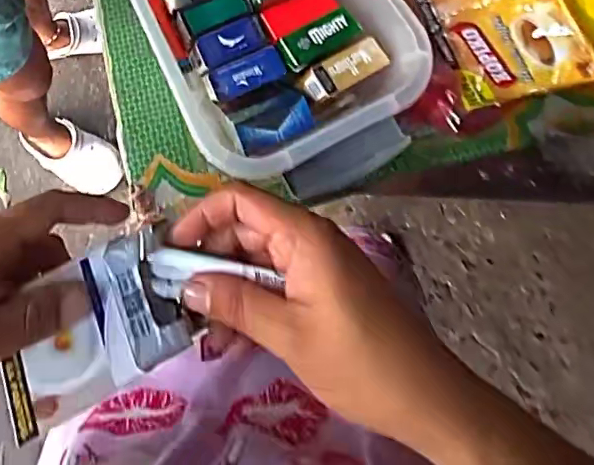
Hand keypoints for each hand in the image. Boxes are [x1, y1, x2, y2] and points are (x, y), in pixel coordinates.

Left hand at [0, 192, 125, 458]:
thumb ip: (34, 317)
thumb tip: (87, 293)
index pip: (50, 208)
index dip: (91, 209)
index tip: (124, 220)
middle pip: (39, 244)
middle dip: (71, 270)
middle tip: (98, 308)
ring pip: (19, 272)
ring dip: (43, 296)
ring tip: (62, 338)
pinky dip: (17, 310)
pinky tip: (20, 347)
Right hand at [167, 184, 475, 440]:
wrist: (423, 393)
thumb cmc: (358, 359)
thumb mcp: (290, 334)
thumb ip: (237, 304)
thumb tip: (187, 285)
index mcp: (302, 234)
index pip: (241, 200)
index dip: (201, 216)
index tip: (170, 250)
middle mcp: (307, 237)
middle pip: (245, 229)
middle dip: (209, 258)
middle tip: (179, 298)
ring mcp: (316, 261)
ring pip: (257, 258)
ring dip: (227, 286)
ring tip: (202, 327)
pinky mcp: (321, 285)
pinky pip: (275, 280)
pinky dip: (250, 300)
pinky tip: (231, 336)